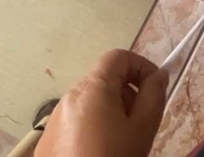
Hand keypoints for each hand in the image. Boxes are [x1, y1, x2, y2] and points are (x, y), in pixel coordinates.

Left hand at [34, 49, 168, 156]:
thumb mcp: (143, 128)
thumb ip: (154, 94)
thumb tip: (158, 75)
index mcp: (91, 89)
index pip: (119, 57)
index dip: (141, 66)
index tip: (154, 88)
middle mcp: (67, 99)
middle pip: (104, 79)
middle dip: (127, 92)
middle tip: (139, 119)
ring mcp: (52, 123)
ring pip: (90, 102)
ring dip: (110, 111)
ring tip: (120, 140)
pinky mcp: (45, 144)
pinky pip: (74, 122)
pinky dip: (91, 128)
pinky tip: (99, 152)